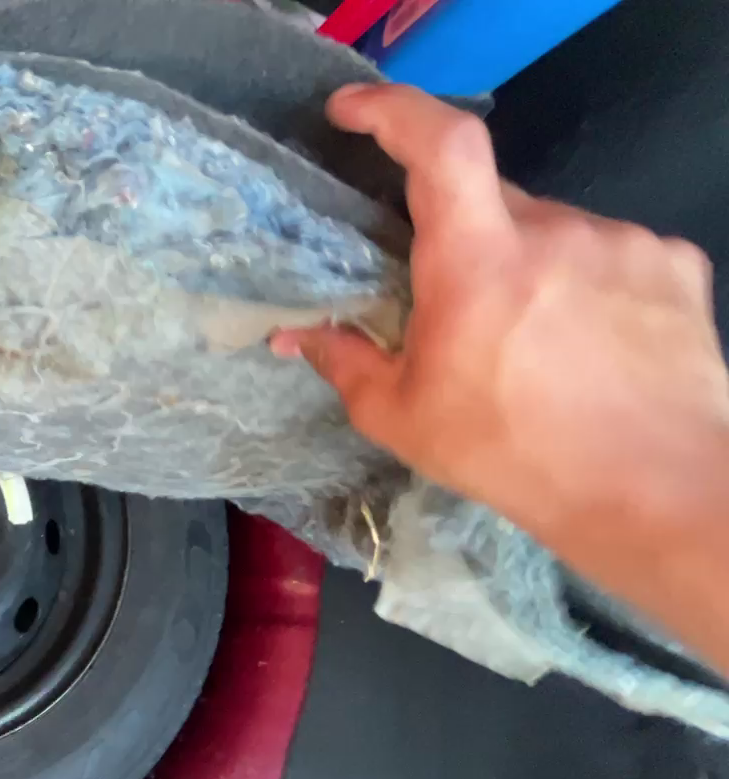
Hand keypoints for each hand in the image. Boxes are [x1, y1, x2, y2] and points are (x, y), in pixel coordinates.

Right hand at [271, 84, 727, 548]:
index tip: (350, 109)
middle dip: (450, 239)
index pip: (442, 153)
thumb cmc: (502, 449)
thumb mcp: (393, 412)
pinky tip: (561, 338)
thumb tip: (290, 334)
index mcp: (479, 267)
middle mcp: (559, 234)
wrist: (652, 484)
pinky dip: (562, 278)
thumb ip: (342, 358)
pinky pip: (596, 249)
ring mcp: (625, 244)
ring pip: (542, 228)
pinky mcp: (672, 264)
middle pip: (487, 201)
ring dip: (507, 264)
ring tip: (503, 337)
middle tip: (434, 304)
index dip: (393, 114)